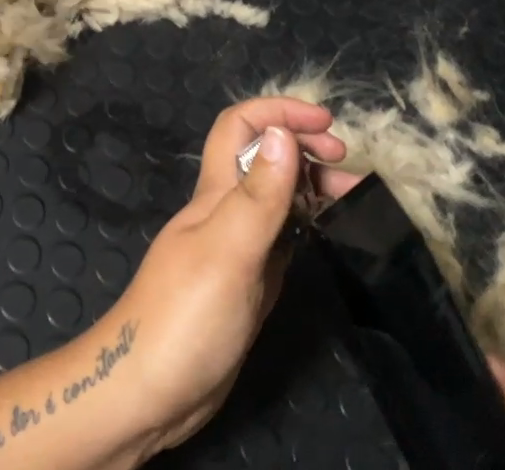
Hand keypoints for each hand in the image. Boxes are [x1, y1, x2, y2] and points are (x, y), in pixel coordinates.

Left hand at [106, 98, 361, 454]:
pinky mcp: (246, 283)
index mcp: (214, 195)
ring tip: (355, 197)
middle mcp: (224, 213)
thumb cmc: (185, 318)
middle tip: (347, 166)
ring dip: (312, 185)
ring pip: (276, 198)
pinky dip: (308, 224)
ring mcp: (235, 249)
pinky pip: (280, 239)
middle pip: (263, 158)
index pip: (238, 128)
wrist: (149, 392)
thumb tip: (280, 133)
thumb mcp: (228, 252)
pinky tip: (329, 232)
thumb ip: (258, 196)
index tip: (326, 125)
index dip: (277, 113)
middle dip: (304, 147)